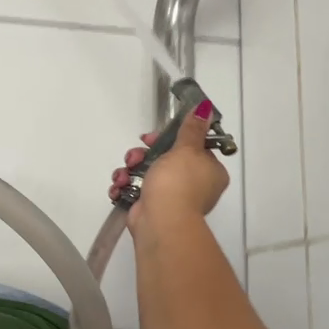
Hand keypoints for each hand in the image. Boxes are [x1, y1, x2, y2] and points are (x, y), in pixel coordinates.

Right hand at [110, 101, 228, 232]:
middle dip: (141, 156)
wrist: (161, 220)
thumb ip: (191, 129)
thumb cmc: (177, 182)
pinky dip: (125, 186)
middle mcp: (193, 184)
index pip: (188, 147)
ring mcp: (171, 196)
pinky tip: (119, 187)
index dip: (167, 140)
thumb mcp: (186, 149)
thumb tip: (206, 108)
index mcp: (208, 170)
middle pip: (163, 159)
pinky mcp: (151, 206)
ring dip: (129, 171)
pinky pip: (136, 189)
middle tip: (133, 157)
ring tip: (123, 175)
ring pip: (145, 173)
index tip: (149, 138)